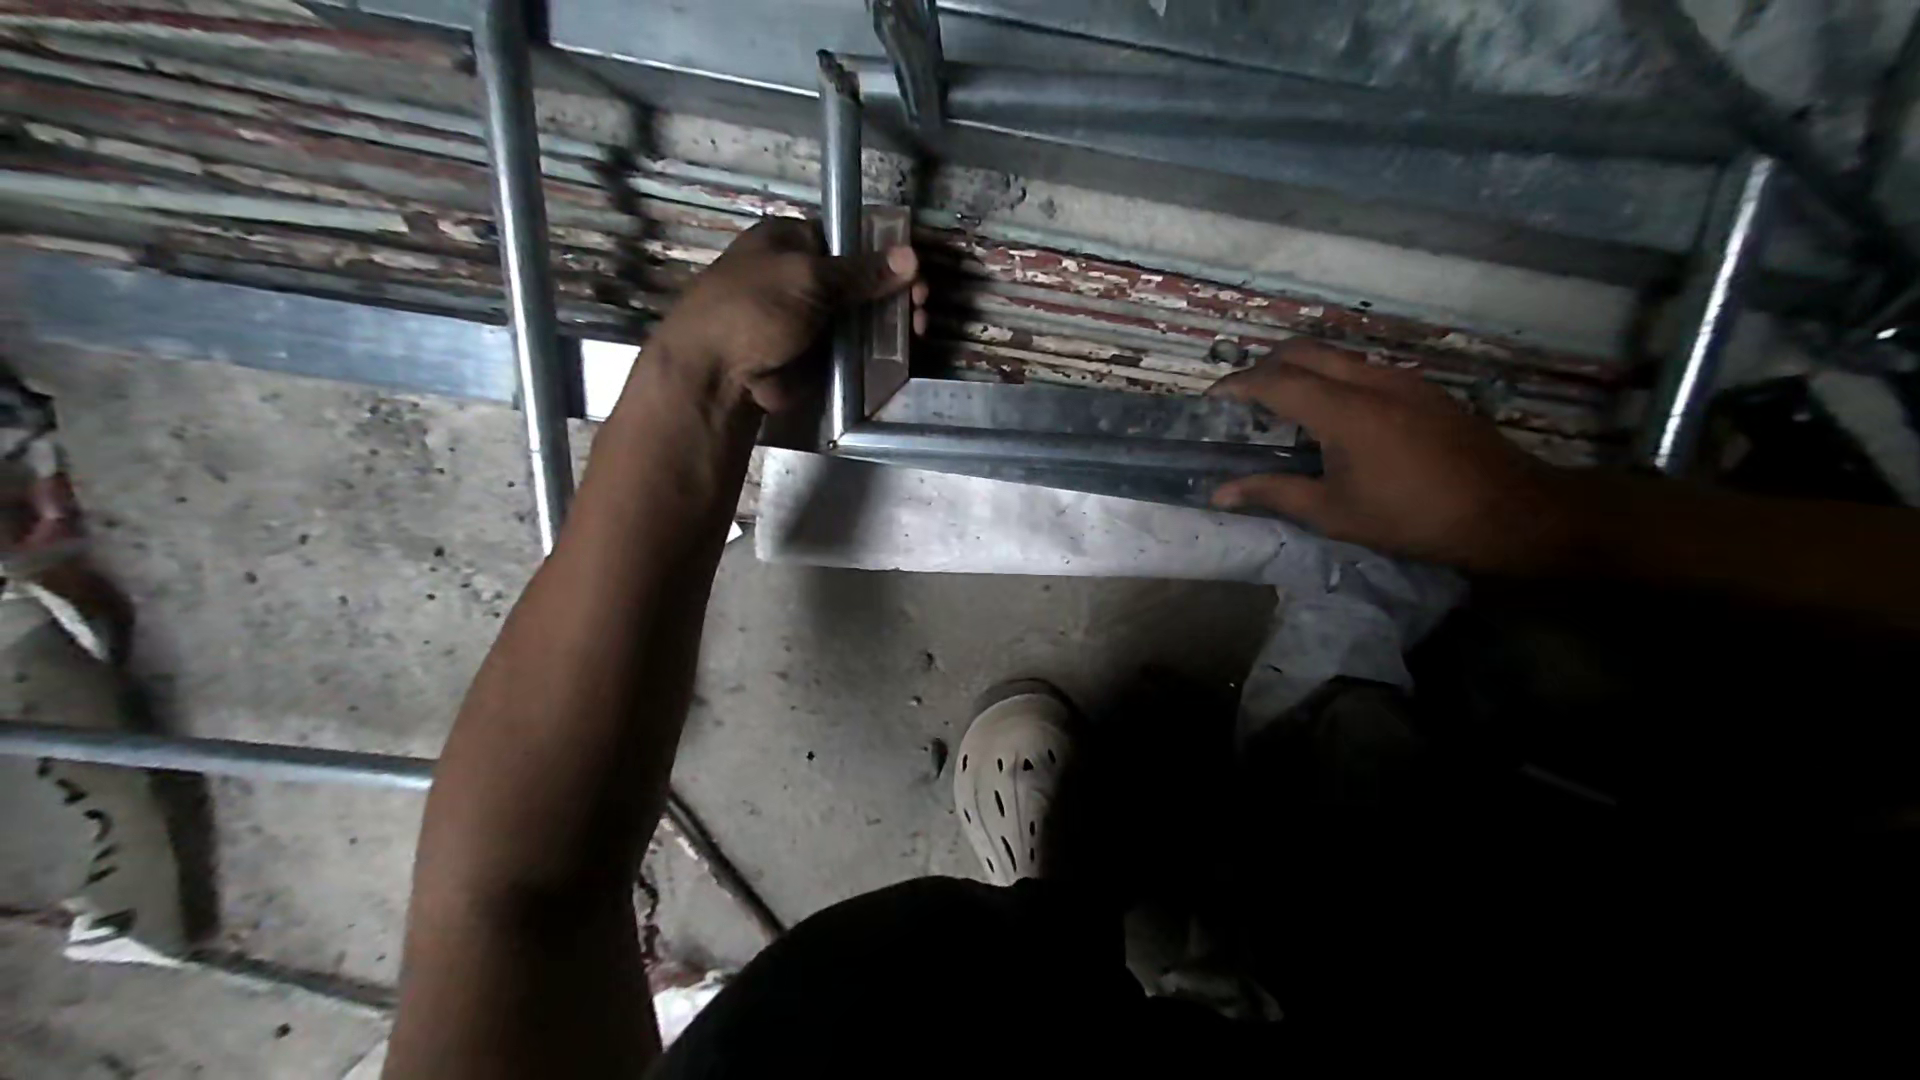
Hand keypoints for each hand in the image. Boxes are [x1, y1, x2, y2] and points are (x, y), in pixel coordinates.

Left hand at [649, 217, 927, 411]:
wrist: (719, 374)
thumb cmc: (754, 309)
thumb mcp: (808, 279)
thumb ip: (861, 271)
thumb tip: (910, 257)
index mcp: (792, 241)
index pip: (849, 237)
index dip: (885, 251)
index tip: (914, 269)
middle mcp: (804, 276)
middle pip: (863, 278)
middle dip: (896, 289)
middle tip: (921, 304)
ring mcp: (813, 318)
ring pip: (864, 314)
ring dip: (894, 320)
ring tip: (919, 329)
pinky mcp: (820, 354)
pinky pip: (857, 346)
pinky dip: (880, 348)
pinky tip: (904, 351)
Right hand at [1208, 341, 1575, 571]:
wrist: (1510, 511)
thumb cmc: (1412, 518)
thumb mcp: (1333, 513)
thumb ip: (1272, 493)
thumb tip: (1219, 493)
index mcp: (1344, 412)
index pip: (1275, 381)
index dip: (1236, 386)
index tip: (1211, 399)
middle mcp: (1370, 381)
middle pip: (1302, 350)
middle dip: (1262, 366)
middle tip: (1242, 399)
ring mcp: (1401, 379)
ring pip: (1334, 355)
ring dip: (1298, 370)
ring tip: (1280, 408)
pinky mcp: (1421, 388)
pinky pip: (1360, 368)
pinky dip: (1329, 379)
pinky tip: (1330, 417)